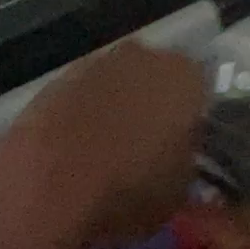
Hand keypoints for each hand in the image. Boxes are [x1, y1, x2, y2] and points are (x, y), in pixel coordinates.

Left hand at [0, 41, 206, 248]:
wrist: (46, 183)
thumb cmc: (128, 188)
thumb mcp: (180, 192)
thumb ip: (188, 162)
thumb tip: (181, 154)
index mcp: (189, 77)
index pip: (204, 92)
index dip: (194, 121)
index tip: (184, 149)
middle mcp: (149, 56)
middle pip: (160, 79)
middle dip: (156, 107)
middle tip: (148, 149)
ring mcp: (101, 61)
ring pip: (121, 83)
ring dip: (119, 107)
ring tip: (107, 153)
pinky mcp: (60, 76)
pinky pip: (86, 94)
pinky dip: (85, 114)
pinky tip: (75, 150)